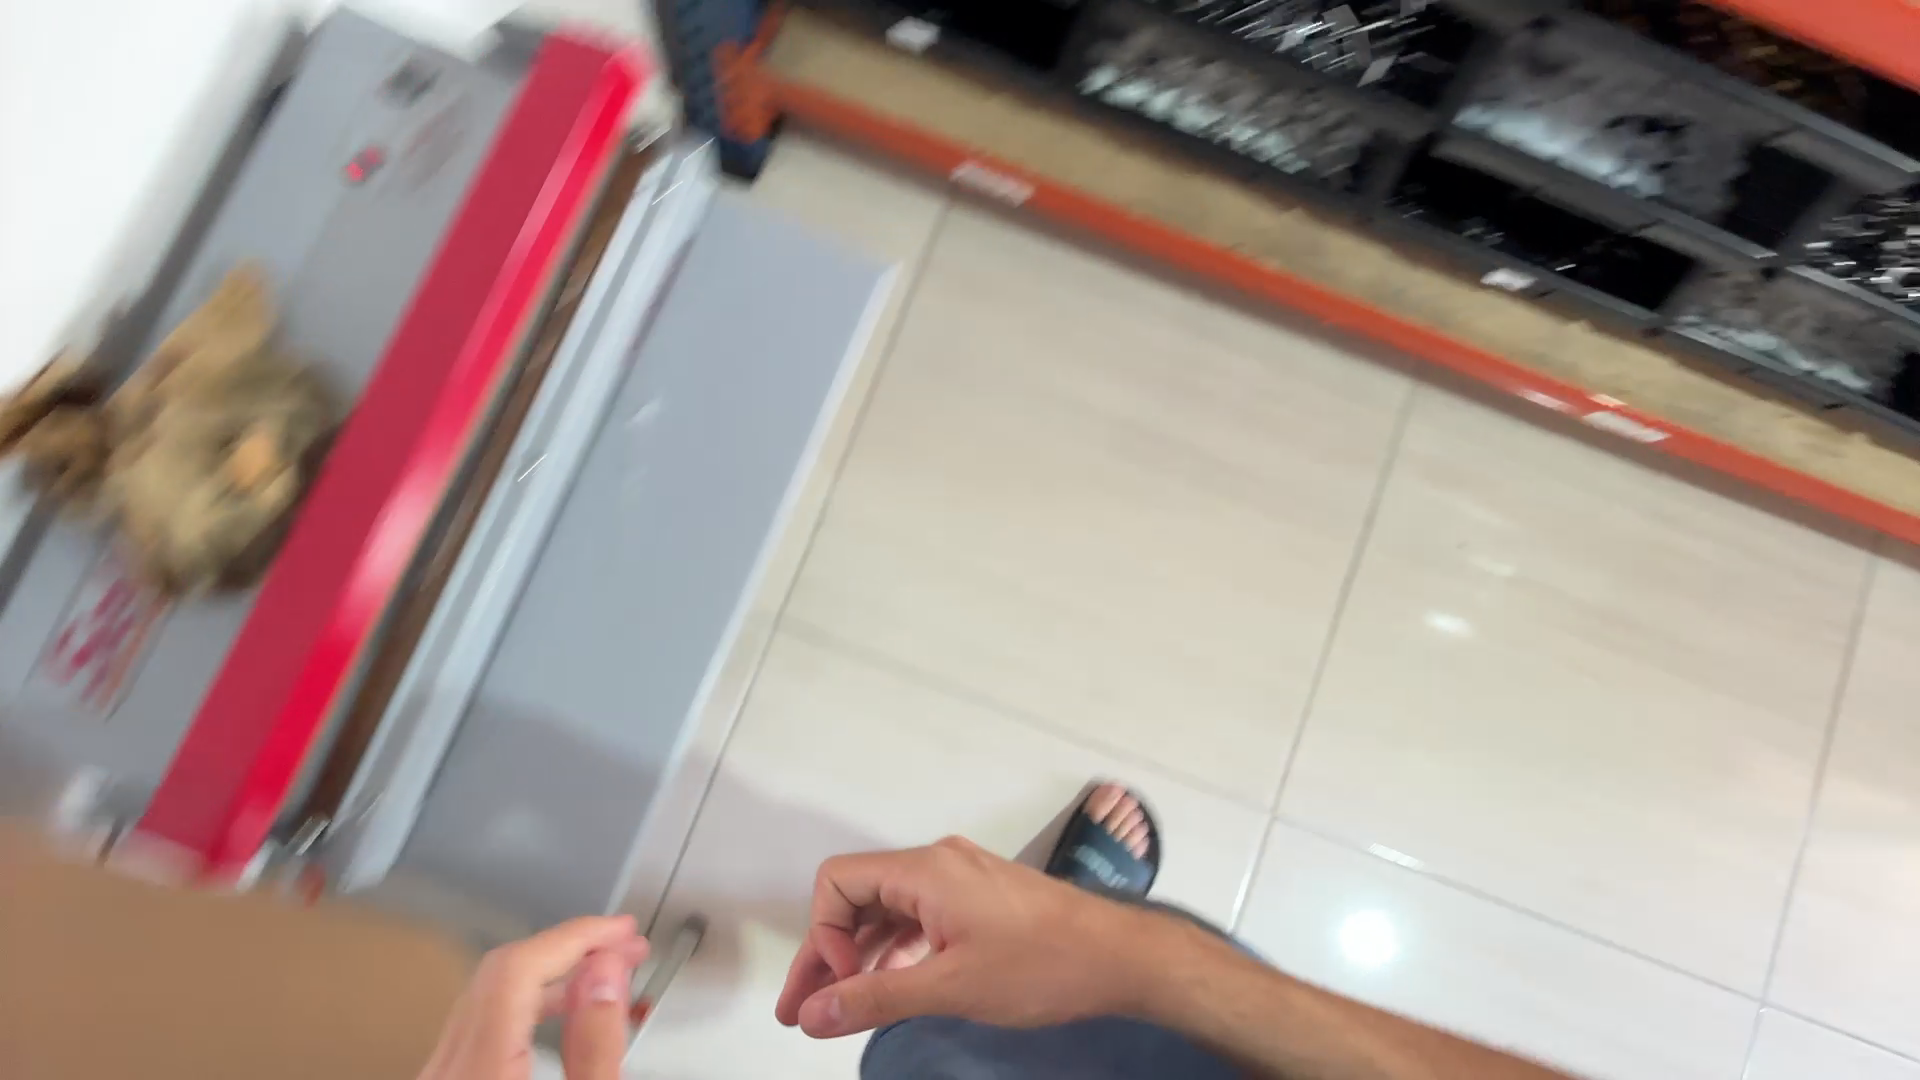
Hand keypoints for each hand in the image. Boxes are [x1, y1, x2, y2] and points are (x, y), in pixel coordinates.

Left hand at [418, 915, 650, 1079]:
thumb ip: (597, 1045)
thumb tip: (606, 971)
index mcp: (477, 1076)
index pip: (517, 968)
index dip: (576, 936)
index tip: (620, 932)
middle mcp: (445, 1076)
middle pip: (500, 974)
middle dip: (570, 948)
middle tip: (623, 946)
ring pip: (488, 997)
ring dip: (552, 972)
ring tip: (605, 974)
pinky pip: (478, 1024)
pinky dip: (528, 1003)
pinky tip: (565, 1009)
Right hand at [774, 836, 1161, 1038]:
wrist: (1115, 954)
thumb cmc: (1038, 964)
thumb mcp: (949, 986)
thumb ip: (875, 997)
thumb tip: (812, 1014)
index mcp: (924, 869)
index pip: (839, 881)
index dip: (823, 933)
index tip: (837, 987)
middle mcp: (936, 862)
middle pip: (859, 897)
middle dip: (827, 952)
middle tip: (800, 1010)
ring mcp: (958, 877)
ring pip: (888, 909)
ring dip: (859, 955)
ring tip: (836, 1008)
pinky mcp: (976, 897)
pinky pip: (918, 916)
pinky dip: (895, 950)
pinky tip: (887, 986)